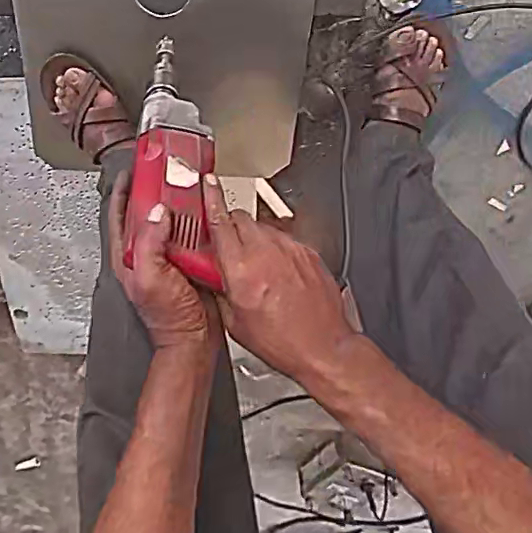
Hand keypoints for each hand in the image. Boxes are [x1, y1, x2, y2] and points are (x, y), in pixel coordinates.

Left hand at [108, 170, 215, 349]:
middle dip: (153, 191)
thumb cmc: (168, 320)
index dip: (123, 192)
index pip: (119, 216)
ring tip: (185, 184)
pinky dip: (197, 218)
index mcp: (130, 257)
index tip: (131, 172)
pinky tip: (204, 209)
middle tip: (163, 171)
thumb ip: (149, 243)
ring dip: (178, 203)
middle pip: (146, 213)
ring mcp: (169, 256)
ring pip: (170, 220)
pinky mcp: (190, 259)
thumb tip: (156, 212)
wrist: (195, 339)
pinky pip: (192, 231)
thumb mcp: (151, 278)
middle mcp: (147, 254)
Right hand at [202, 175, 358, 384]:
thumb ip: (219, 289)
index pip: (220, 221)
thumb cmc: (283, 342)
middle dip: (231, 226)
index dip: (211, 198)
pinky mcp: (308, 252)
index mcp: (242, 269)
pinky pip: (285, 240)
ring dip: (255, 239)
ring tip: (258, 267)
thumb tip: (209, 274)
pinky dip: (277, 250)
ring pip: (264, 228)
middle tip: (229, 246)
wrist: (324, 348)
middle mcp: (267, 252)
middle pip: (241, 218)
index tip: (208, 184)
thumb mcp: (235, 322)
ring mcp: (290, 249)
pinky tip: (280, 274)